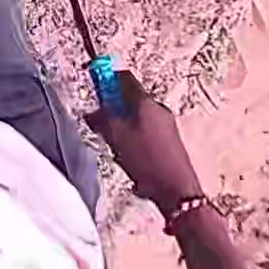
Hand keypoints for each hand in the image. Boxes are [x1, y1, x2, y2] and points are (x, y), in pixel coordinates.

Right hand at [84, 71, 203, 213]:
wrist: (176, 192)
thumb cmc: (145, 159)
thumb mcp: (114, 136)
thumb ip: (100, 119)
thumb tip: (91, 113)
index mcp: (145, 102)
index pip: (123, 77)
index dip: (106, 76)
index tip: (94, 81)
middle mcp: (158, 109)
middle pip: (129, 97)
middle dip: (112, 105)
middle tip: (99, 118)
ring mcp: (167, 125)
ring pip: (136, 115)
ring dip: (121, 122)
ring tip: (113, 142)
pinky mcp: (170, 142)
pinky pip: (145, 129)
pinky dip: (132, 134)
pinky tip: (127, 154)